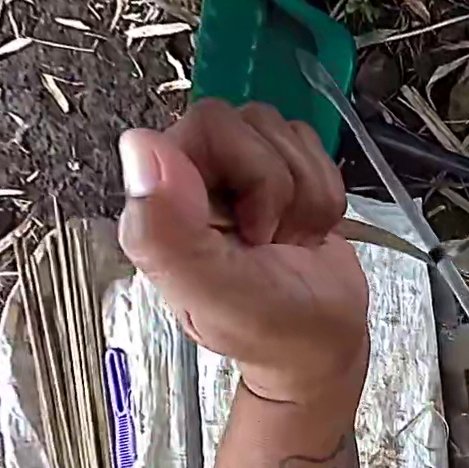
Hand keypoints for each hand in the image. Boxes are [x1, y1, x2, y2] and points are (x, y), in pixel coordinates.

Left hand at [118, 99, 368, 405]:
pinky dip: (325, 199)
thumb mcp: (213, 294)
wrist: (324, 345)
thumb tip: (143, 148)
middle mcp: (200, 175)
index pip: (210, 126)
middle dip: (282, 189)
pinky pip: (316, 151)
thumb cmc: (271, 329)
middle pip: (255, 123)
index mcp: (167, 196)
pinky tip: (308, 233)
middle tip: (273, 239)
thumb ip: (169, 233)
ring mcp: (246, 173)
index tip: (255, 231)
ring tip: (291, 241)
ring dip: (307, 199)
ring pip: (289, 135)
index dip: (250, 173)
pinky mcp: (286, 177)